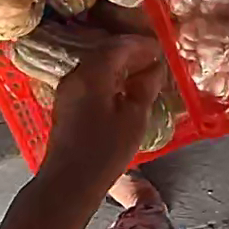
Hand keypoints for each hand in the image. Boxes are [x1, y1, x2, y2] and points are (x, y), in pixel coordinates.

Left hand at [40, 35, 165, 194]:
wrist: (69, 182)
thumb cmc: (105, 151)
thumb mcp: (134, 118)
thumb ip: (145, 88)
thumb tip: (155, 69)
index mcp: (92, 74)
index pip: (119, 47)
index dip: (142, 46)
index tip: (161, 49)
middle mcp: (76, 75)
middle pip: (106, 53)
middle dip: (132, 54)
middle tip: (155, 61)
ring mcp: (69, 90)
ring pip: (98, 67)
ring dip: (121, 67)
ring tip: (144, 76)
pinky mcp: (68, 104)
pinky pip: (91, 81)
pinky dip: (111, 79)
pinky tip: (125, 92)